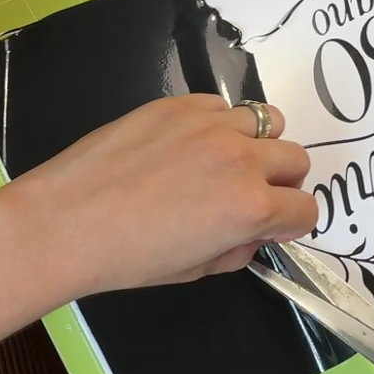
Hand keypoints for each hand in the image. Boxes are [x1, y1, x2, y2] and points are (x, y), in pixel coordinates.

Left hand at [0, 94, 315, 300]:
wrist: (67, 219)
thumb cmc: (128, 258)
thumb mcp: (194, 270)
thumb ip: (237, 251)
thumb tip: (251, 235)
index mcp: (250, 207)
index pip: (306, 210)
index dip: (291, 225)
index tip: (270, 228)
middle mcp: (241, 159)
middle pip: (296, 159)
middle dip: (281, 183)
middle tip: (248, 196)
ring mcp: (209, 124)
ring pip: (267, 120)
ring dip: (257, 145)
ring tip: (223, 162)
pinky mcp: (178, 104)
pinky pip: (222, 105)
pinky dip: (219, 124)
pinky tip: (188, 144)